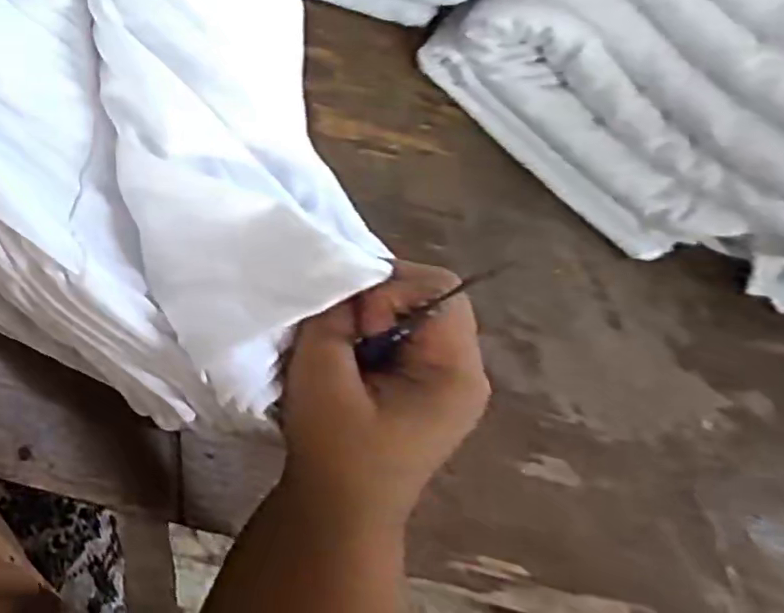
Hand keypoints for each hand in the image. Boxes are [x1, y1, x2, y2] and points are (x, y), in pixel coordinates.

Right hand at [279, 260, 489, 526]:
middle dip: (373, 296)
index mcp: (454, 371)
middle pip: (428, 296)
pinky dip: (366, 330)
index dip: (388, 287)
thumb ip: (331, 316)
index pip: (438, 288)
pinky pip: (400, 333)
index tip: (354, 321)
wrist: (341, 505)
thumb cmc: (334, 441)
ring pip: (410, 312)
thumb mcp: (320, 369)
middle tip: (338, 327)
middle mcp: (463, 370)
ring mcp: (444, 379)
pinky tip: (343, 355)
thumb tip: (339, 279)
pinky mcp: (421, 384)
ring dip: (365, 314)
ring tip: (336, 342)